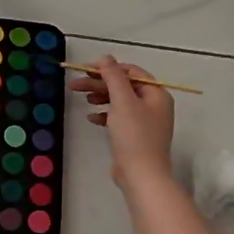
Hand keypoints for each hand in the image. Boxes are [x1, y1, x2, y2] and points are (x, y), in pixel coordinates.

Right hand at [70, 55, 175, 190]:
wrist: (141, 175)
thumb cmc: (134, 135)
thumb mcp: (122, 101)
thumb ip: (113, 77)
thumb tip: (105, 57)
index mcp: (156, 94)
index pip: (131, 72)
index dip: (108, 69)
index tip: (85, 70)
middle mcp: (154, 105)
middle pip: (124, 86)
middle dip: (100, 84)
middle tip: (76, 85)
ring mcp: (145, 122)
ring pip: (120, 102)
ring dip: (101, 97)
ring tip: (84, 99)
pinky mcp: (135, 136)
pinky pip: (119, 118)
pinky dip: (105, 115)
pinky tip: (92, 118)